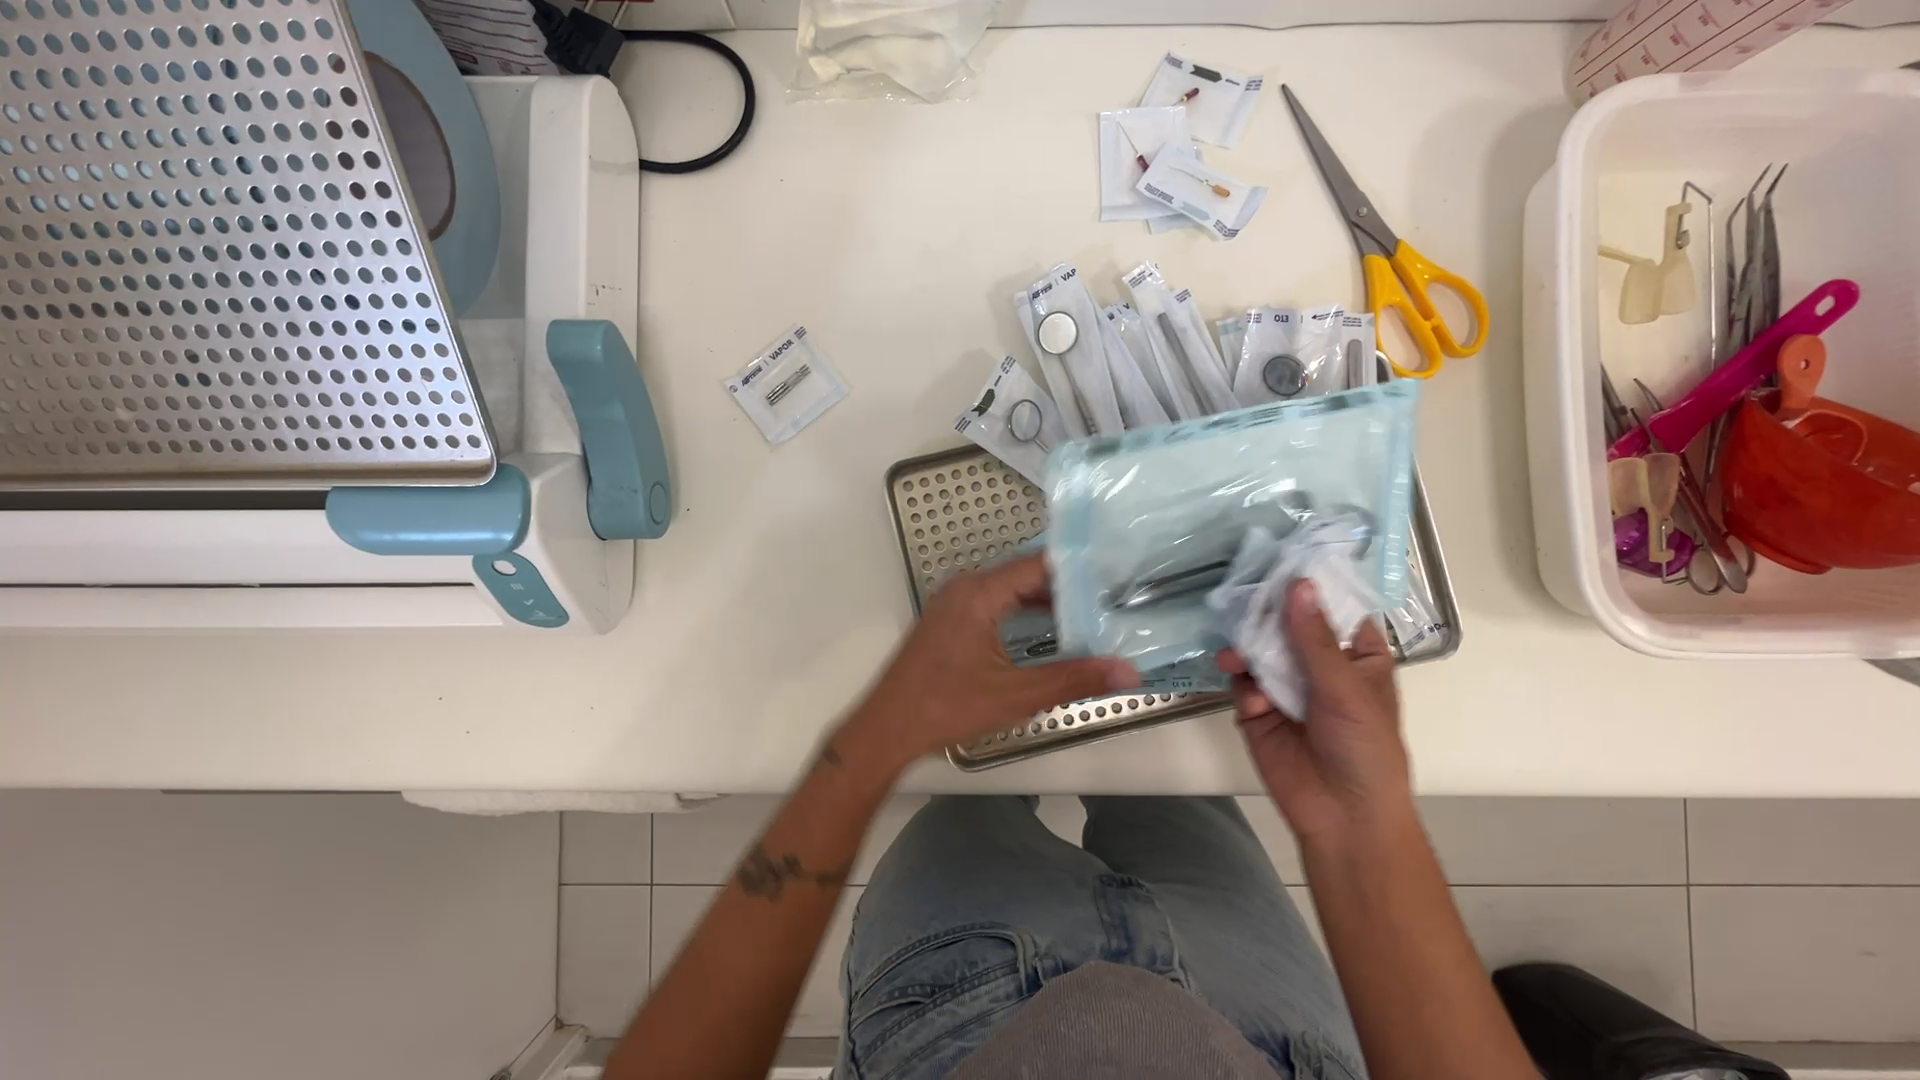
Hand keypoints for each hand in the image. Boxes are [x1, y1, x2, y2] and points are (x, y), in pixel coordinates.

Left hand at [845, 555, 1138, 769]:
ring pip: (1009, 590)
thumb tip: (1129, 672)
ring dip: (1045, 601)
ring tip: (1091, 614)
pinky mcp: (948, 621)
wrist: (887, 728)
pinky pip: (994, 603)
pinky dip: (1022, 611)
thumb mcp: (1016, 695)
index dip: (1079, 569)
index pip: (1039, 565)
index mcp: (979, 593)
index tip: (1116, 575)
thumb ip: (1074, 679)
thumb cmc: (947, 707)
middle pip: (1025, 574)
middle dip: (1068, 586)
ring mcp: (952, 603)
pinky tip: (1049, 630)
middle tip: (1112, 596)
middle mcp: (964, 587)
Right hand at [1219, 578, 1411, 846]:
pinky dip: (1242, 684)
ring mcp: (1285, 686)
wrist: (1342, 816)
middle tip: (1242, 598)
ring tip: (1234, 655)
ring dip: (1247, 648)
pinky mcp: (1256, 709)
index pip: (1331, 608)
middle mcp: (1318, 664)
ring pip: (1259, 650)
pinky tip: (1248, 694)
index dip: (1309, 585)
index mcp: (1355, 654)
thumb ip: (1313, 638)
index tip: (1281, 559)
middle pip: (1287, 624)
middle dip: (1266, 614)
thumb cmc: (1365, 748)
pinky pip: (1242, 683)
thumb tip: (1297, 585)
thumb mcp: (1346, 689)